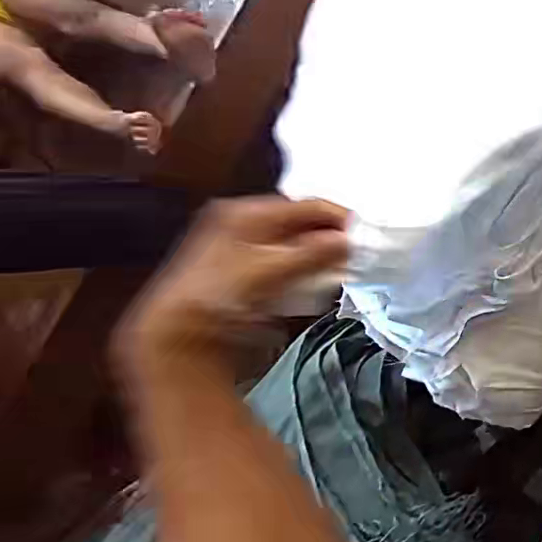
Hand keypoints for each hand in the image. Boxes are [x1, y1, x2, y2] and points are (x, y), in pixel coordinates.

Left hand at [117, 198, 351, 369]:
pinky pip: (280, 257)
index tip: (367, 235)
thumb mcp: (271, 270)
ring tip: (340, 266)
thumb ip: (313, 253)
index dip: (339, 218)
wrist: (174, 336)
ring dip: (316, 253)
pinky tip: (312, 279)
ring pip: (291, 241)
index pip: (306, 205)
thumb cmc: (221, 294)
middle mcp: (240, 218)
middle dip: (329, 236)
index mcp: (246, 210)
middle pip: (299, 222)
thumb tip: (350, 239)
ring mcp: (236, 243)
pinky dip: (299, 265)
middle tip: (356, 252)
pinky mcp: (236, 267)